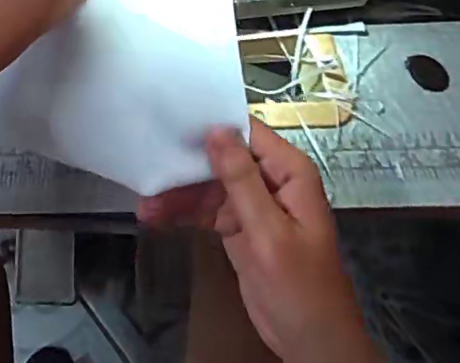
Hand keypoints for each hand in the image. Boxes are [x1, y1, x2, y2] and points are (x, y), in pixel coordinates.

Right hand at [139, 122, 374, 362]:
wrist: (313, 346)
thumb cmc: (302, 287)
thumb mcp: (269, 232)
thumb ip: (242, 180)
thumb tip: (217, 130)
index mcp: (288, 170)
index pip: (246, 132)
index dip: (212, 124)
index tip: (174, 119)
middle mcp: (270, 178)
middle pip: (222, 157)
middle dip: (187, 163)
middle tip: (150, 163)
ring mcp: (254, 202)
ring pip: (210, 184)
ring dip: (179, 193)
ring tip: (146, 203)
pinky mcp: (239, 225)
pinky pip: (208, 209)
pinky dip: (184, 212)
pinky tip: (157, 215)